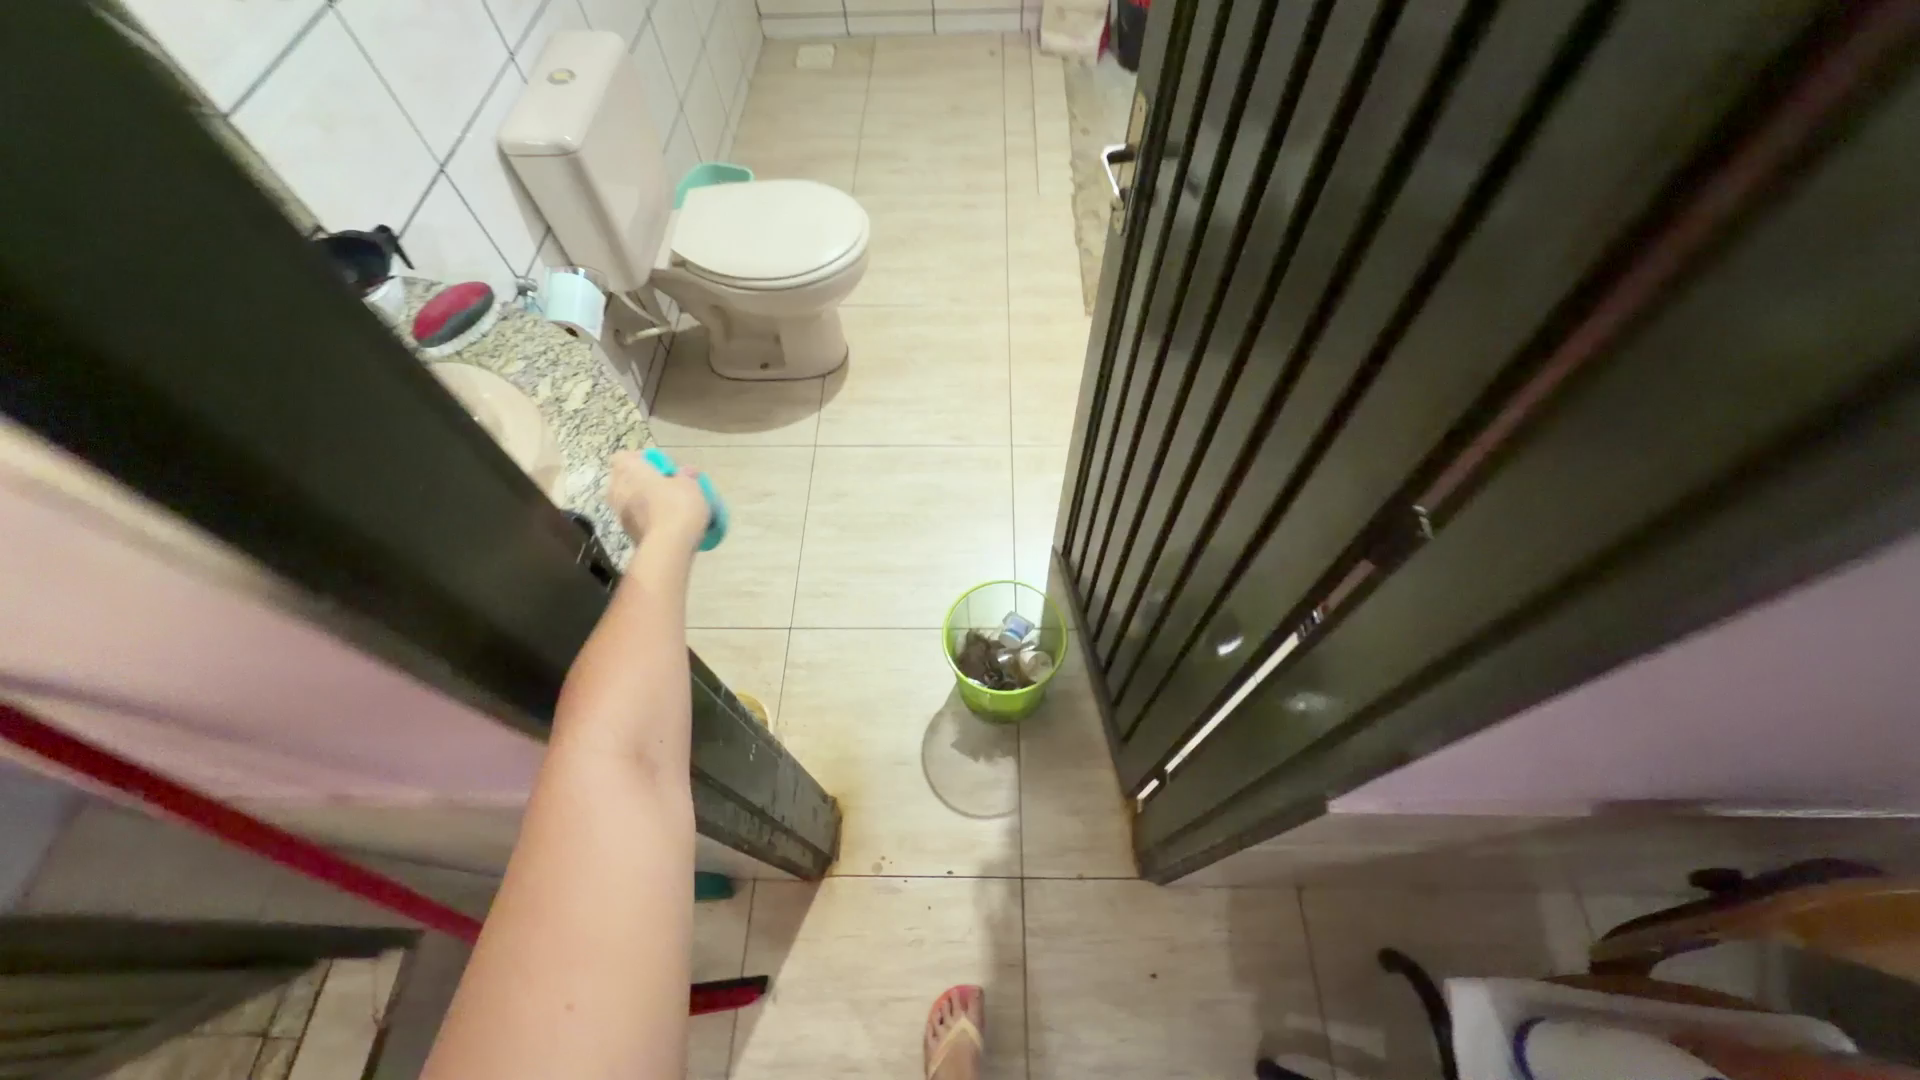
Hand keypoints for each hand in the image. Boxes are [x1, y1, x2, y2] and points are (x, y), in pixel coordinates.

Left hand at [606, 451, 708, 552]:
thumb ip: (686, 476)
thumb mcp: (691, 486)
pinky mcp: (627, 533)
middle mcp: (618, 490)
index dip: (639, 459)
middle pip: (623, 479)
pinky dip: (645, 518)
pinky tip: (664, 523)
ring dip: (642, 501)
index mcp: (630, 471)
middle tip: (662, 485)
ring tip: (664, 506)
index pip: (622, 457)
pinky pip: (635, 518)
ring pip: (628, 500)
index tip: (659, 466)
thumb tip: (686, 471)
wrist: (668, 547)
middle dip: (640, 480)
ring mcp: (620, 513)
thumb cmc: (678, 506)